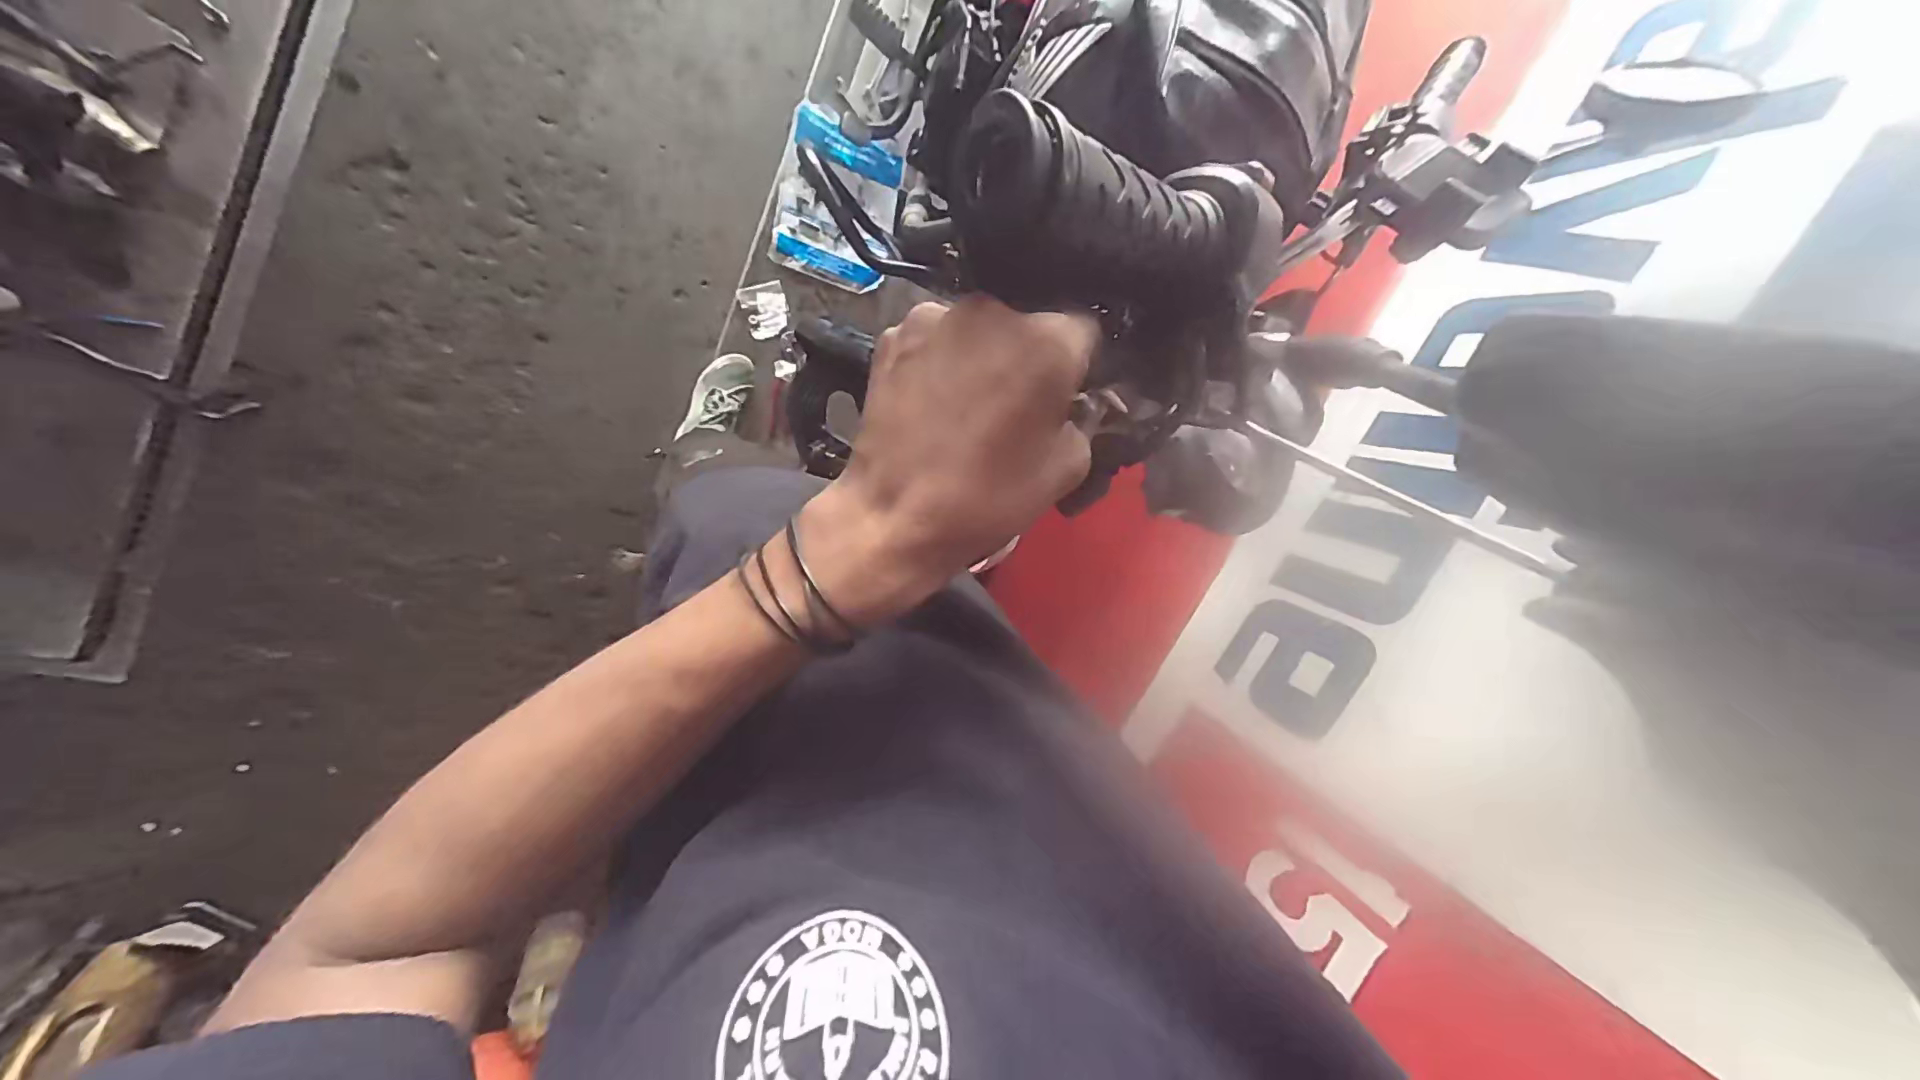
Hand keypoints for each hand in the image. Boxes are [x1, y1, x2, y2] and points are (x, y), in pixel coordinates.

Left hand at [796, 297, 1095, 622]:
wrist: (895, 518)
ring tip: (965, 406)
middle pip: (1025, 324)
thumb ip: (1083, 417)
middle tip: (1012, 405)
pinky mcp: (892, 338)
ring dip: (980, 355)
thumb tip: (1071, 402)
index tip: (1062, 398)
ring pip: (976, 329)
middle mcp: (992, 310)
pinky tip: (930, 402)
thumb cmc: (989, 498)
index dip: (1076, 369)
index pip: (1082, 334)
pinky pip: (933, 342)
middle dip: (1026, 356)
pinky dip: (938, 363)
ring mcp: (934, 317)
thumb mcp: (1068, 467)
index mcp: (1047, 339)